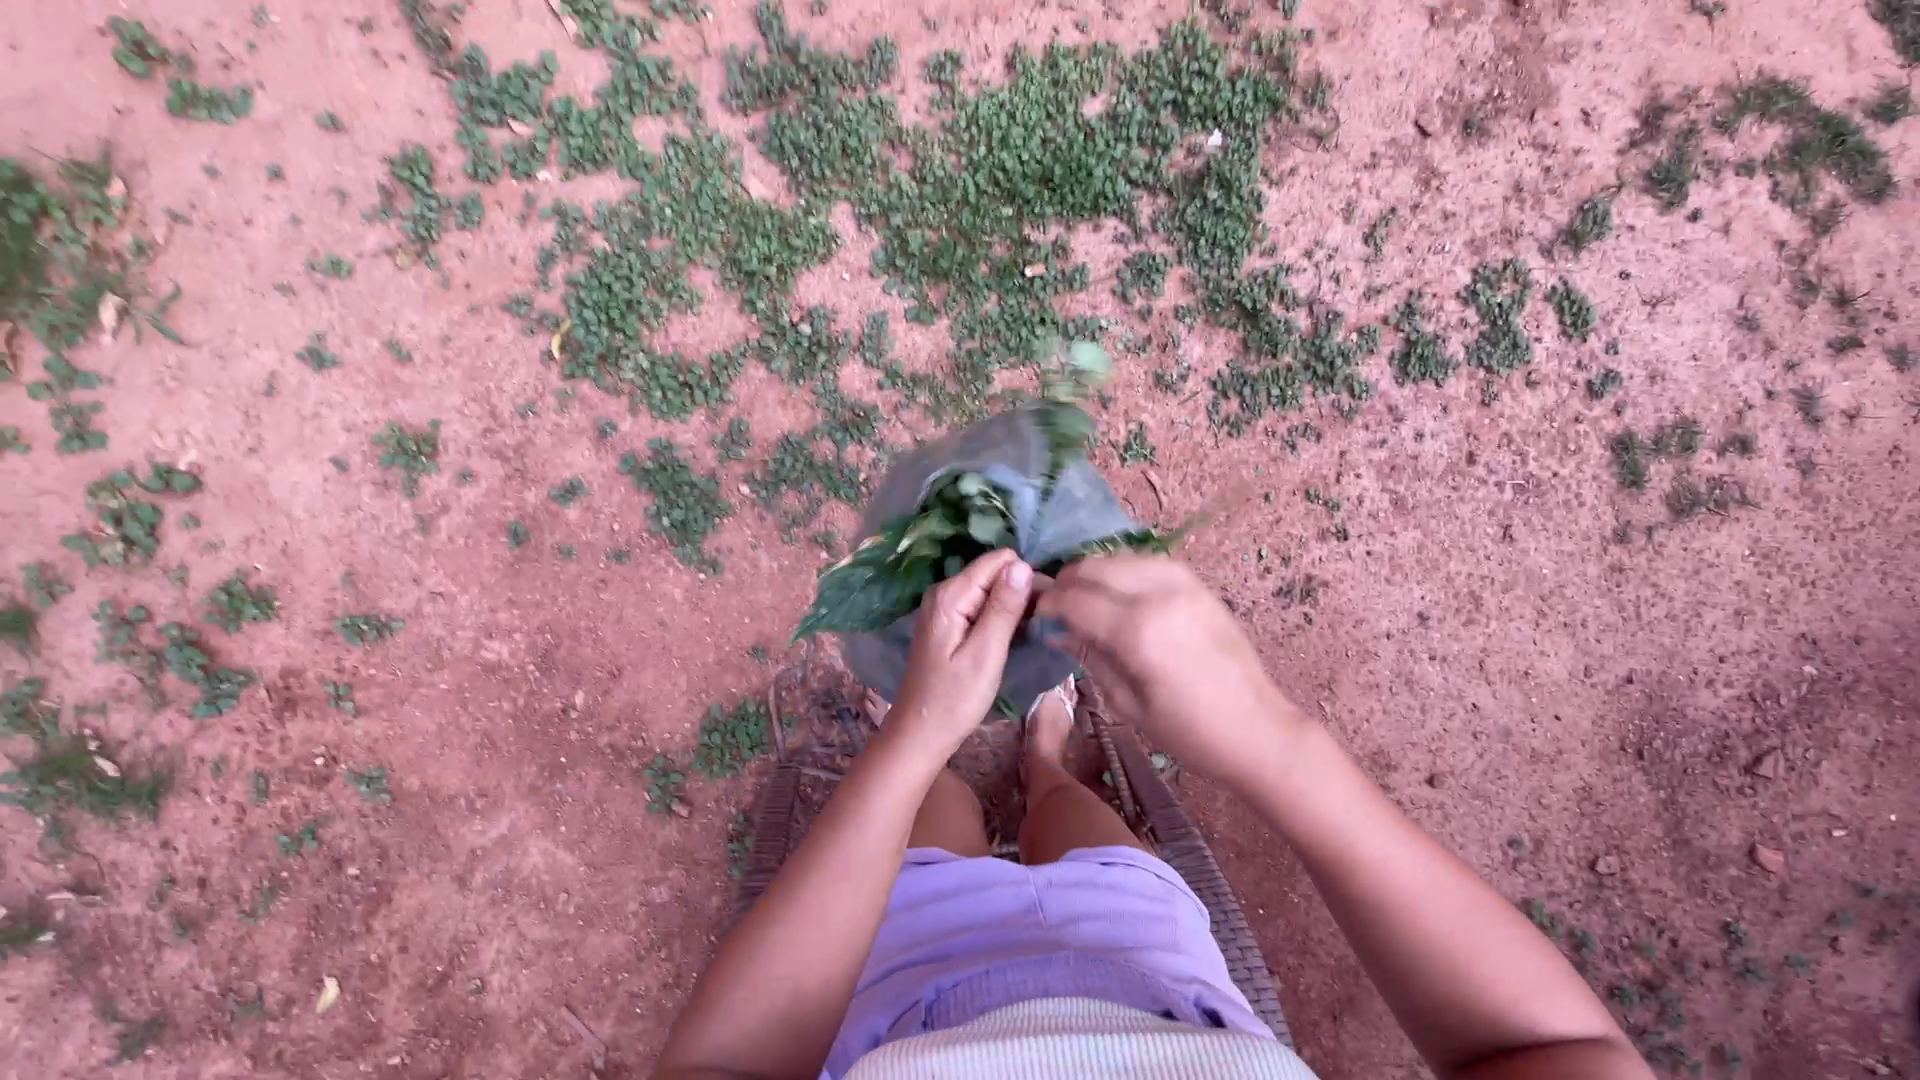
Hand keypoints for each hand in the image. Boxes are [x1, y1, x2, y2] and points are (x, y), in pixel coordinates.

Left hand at [888, 549, 1033, 749]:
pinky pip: (982, 605)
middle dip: (1022, 592)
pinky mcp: (950, 622)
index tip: (1045, 608)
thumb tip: (1022, 565)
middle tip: (1041, 626)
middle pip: (996, 572)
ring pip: (992, 589)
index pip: (1000, 560)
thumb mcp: (985, 654)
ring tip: (1030, 634)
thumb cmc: (955, 700)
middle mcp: (944, 591)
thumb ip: (1003, 608)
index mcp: (950, 594)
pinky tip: (1013, 639)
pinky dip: (1001, 618)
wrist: (921, 733)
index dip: (1026, 578)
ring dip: (1014, 606)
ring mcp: (945, 606)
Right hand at [1035, 554, 1310, 788]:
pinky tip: (1118, 591)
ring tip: (1084, 597)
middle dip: (1068, 582)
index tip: (1035, 615)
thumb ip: (1090, 658)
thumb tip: (1057, 632)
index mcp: (1138, 632)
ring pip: (1122, 557)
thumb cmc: (1189, 733)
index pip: (1075, 600)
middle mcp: (1160, 596)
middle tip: (1056, 605)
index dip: (1048, 604)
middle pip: (1095, 567)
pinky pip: (1151, 562)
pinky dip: (1125, 570)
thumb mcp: (1128, 704)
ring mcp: (1184, 585)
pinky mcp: (1200, 586)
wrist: (1259, 731)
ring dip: (1096, 572)